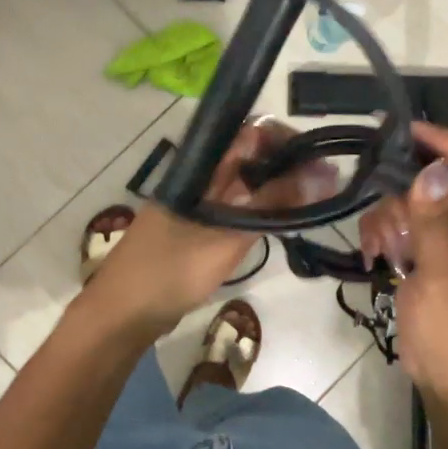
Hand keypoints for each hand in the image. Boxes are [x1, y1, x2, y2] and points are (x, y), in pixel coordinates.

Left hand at [87, 119, 333, 332]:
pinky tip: (286, 220)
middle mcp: (198, 180)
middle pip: (247, 157)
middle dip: (285, 163)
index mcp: (197, 169)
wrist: (122, 316)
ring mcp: (197, 206)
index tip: (316, 152)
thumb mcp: (227, 238)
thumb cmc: (170, 272)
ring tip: (317, 198)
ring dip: (276, 187)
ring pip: (243, 185)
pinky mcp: (199, 232)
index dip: (281, 136)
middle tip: (325, 179)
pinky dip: (262, 210)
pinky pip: (236, 210)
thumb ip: (274, 205)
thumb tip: (323, 173)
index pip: (245, 133)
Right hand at [360, 124, 447, 403]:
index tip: (402, 131)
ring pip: (410, 204)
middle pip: (434, 180)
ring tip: (383, 254)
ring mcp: (444, 244)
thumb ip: (432, 220)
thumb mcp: (441, 277)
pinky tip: (373, 259)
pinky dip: (383, 238)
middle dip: (403, 196)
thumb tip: (432, 167)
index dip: (443, 142)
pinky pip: (399, 229)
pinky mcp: (423, 260)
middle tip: (387, 224)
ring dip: (389, 221)